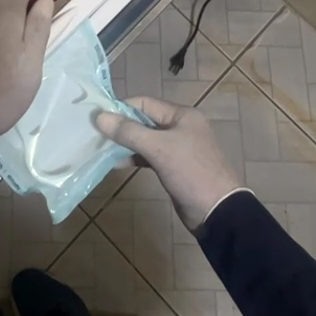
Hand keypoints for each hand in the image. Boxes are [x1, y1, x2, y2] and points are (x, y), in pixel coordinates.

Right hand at [95, 96, 241, 230]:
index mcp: (182, 115)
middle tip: (97, 134)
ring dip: (127, 144)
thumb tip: (99, 116)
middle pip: (145, 120)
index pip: (145, 103)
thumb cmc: (191, 172)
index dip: (122, 108)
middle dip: (122, 126)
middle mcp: (181, 127)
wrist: (218, 212)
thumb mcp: (158, 148)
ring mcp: (179, 148)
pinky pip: (151, 156)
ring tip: (103, 149)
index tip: (98, 116)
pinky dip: (136, 158)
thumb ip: (129, 132)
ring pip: (147, 139)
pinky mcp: (176, 167)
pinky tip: (118, 163)